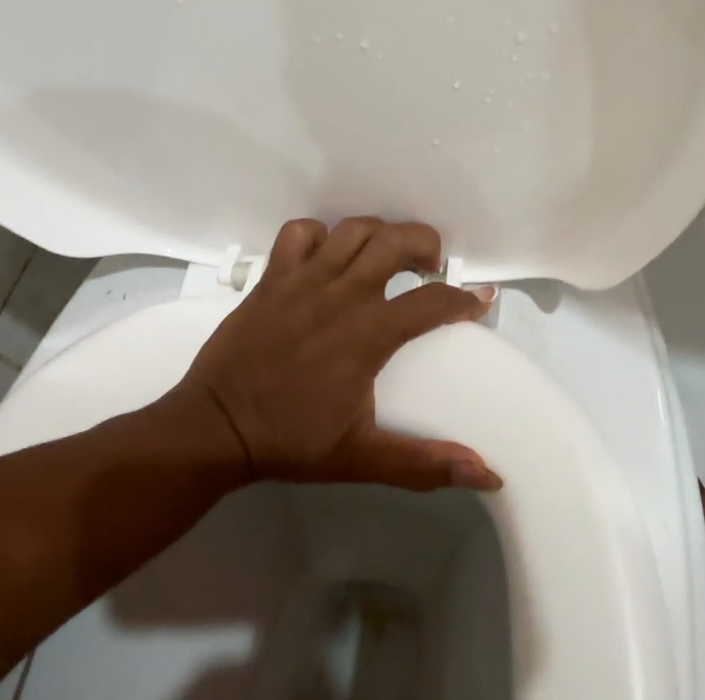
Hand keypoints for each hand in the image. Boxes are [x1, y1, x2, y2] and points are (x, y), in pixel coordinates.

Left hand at [174, 217, 501, 491]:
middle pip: (396, 240)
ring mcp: (302, 280)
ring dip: (379, 233)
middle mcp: (341, 295)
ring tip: (386, 255)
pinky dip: (319, 234)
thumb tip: (488, 476)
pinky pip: (299, 233)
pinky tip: (328, 256)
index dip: (464, 299)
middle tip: (430, 267)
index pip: (432, 301)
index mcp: (368, 334)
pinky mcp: (271, 277)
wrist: (215, 427)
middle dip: (425, 243)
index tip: (481, 300)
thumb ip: (424, 464)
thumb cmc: (291, 440)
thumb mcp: (361, 457)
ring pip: (352, 229)